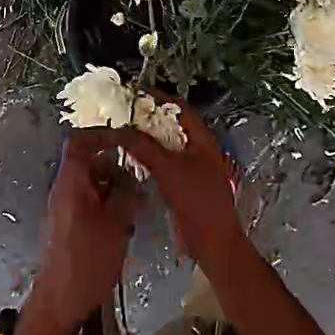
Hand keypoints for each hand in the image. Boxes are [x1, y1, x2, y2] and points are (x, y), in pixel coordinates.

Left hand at [18, 130, 143, 334]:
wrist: (60, 302)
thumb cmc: (87, 260)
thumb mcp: (115, 224)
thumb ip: (125, 194)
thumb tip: (132, 176)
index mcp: (70, 184)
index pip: (78, 142)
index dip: (101, 135)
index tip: (127, 139)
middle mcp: (64, 190)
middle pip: (89, 163)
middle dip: (116, 167)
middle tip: (141, 177)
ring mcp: (65, 209)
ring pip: (93, 184)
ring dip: (115, 189)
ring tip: (137, 204)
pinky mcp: (70, 226)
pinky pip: (90, 203)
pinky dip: (108, 205)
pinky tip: (126, 223)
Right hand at [108, 101, 245, 269]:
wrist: (212, 241)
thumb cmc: (197, 201)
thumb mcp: (169, 170)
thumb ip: (146, 147)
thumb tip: (121, 130)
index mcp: (202, 138)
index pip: (179, 107)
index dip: (158, 98)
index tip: (133, 93)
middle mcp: (197, 148)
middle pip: (171, 124)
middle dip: (148, 117)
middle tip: (122, 113)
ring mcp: (191, 166)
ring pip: (165, 144)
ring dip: (146, 137)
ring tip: (121, 131)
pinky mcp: (183, 182)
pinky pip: (163, 162)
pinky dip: (148, 156)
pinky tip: (131, 157)